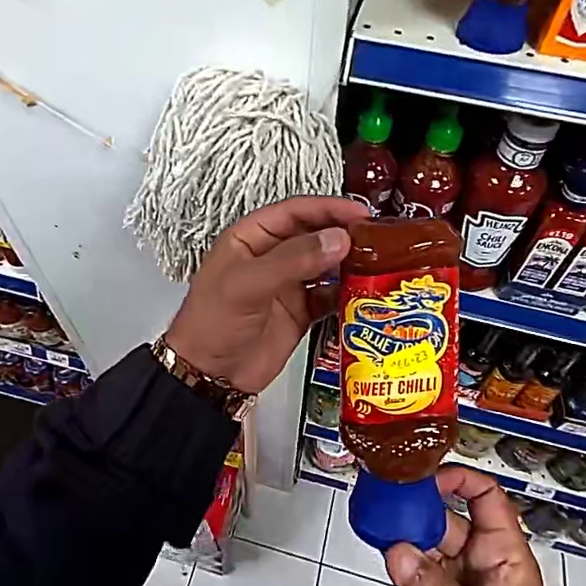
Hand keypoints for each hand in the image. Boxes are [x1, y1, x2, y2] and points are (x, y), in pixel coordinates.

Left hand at [162, 195, 368, 394]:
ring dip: (349, 262)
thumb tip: (335, 239)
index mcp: (252, 238)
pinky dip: (347, 294)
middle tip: (374, 237)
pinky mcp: (300, 311)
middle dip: (343, 233)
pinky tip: (361, 294)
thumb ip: (293, 259)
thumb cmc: (210, 324)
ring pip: (326, 264)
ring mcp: (288, 284)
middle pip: (315, 234)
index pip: (295, 211)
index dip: (328, 209)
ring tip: (375, 263)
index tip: (357, 213)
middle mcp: (272, 257)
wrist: (210, 377)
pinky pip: (330, 296)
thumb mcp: (248, 284)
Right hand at [386, 467, 572, 585]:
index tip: (427, 474)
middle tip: (391, 500)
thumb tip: (402, 553)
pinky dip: (397, 563)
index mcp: (507, 560)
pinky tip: (385, 556)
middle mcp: (481, 567)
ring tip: (382, 525)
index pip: (487, 499)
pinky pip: (413, 573)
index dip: (459, 479)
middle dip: (420, 505)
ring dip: (405, 534)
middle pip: (448, 516)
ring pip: (427, 543)